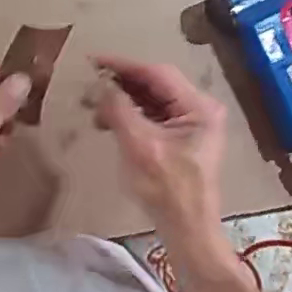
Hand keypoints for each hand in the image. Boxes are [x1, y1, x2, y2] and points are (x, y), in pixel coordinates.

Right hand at [89, 55, 227, 242]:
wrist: (188, 230)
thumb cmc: (168, 190)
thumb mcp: (140, 146)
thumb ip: (119, 110)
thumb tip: (100, 85)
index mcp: (199, 107)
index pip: (157, 74)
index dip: (124, 66)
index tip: (94, 61)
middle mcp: (200, 109)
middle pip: (156, 84)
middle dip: (122, 83)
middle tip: (91, 82)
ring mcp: (193, 123)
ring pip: (153, 99)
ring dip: (124, 99)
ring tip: (95, 105)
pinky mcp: (182, 138)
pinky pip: (154, 115)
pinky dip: (131, 114)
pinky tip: (110, 120)